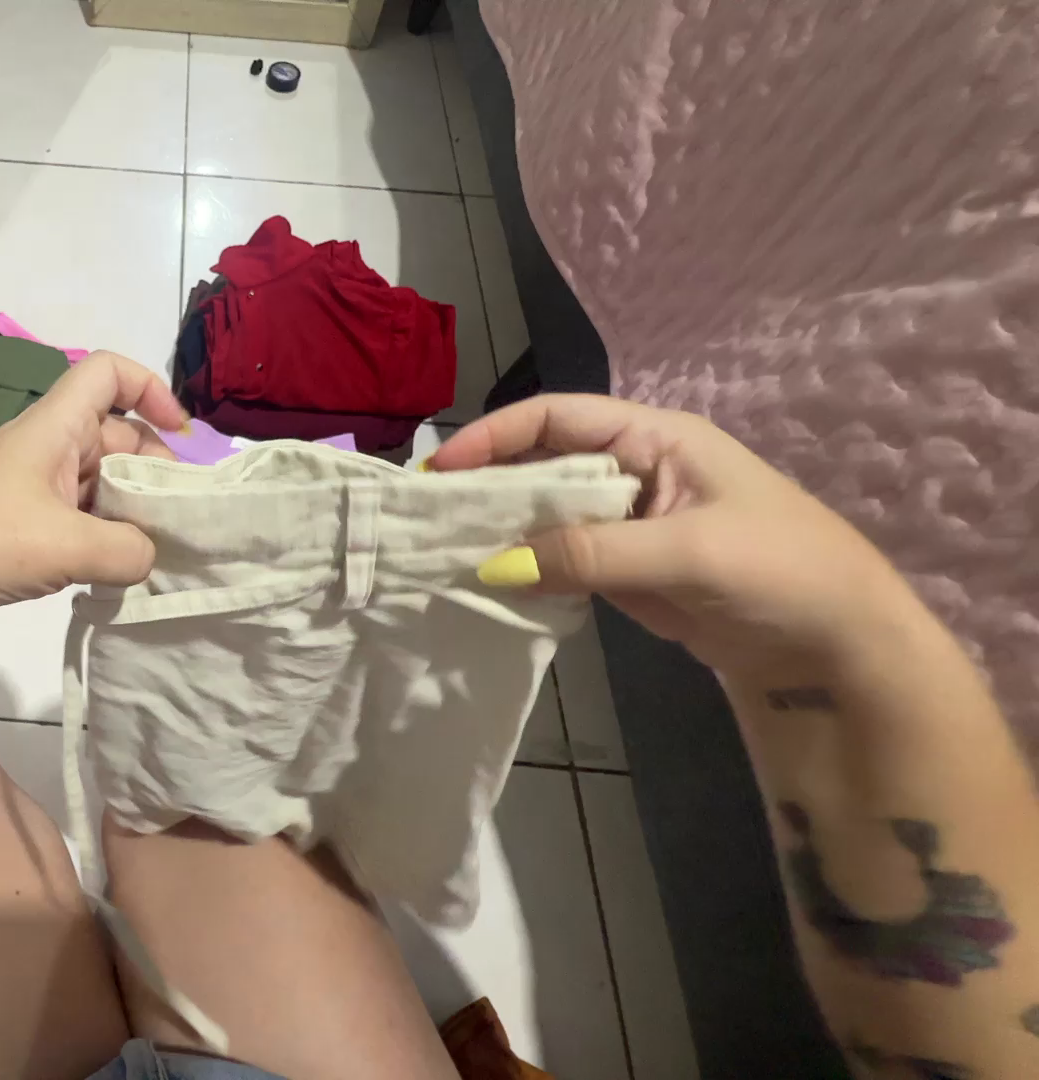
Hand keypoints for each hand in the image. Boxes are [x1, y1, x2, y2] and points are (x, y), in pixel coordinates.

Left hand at [0, 351, 187, 626]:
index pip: (107, 372)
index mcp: (53, 427)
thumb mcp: (66, 545)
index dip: (150, 388)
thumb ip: (126, 550)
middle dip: (154, 468)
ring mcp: (34, 487)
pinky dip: (104, 535)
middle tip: (181, 516)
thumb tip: (148, 557)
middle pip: (116, 435)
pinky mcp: (24, 523)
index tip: (181, 436)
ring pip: (101, 481)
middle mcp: (46, 447)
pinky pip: (79, 516)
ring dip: (131, 509)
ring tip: (159, 549)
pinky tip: (119, 568)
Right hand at [430, 394, 915, 679]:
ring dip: (494, 524)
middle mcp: (628, 469)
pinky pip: (549, 553)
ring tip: (444, 544)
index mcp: (654, 439)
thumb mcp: (688, 553)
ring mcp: (618, 519)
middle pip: (537, 460)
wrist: (834, 652)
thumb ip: (588, 555)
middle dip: (483, 480)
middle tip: (429, 510)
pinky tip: (485, 575)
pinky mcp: (612, 564)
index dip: (495, 435)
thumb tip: (491, 567)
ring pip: (538, 509)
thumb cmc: (783, 575)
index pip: (557, 417)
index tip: (443, 468)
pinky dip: (516, 561)